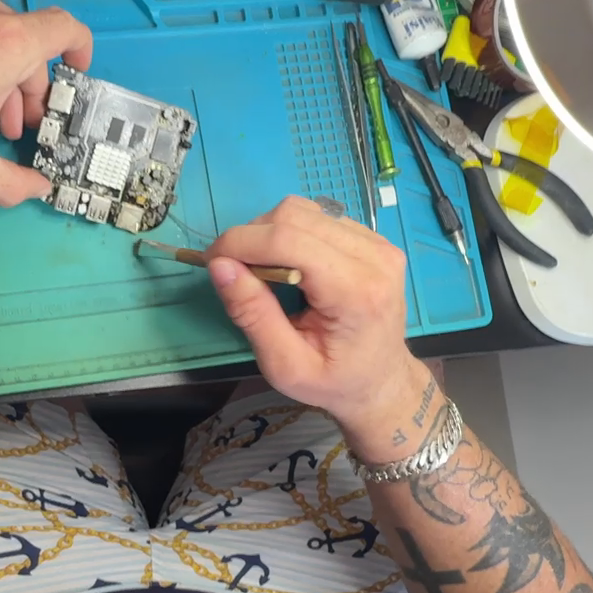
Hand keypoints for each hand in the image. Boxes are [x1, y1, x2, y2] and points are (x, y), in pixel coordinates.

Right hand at [205, 197, 434, 460]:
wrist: (380, 382)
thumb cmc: (332, 382)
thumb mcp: (284, 365)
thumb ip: (252, 314)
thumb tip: (219, 266)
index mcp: (354, 291)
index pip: (287, 240)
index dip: (240, 243)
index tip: (211, 262)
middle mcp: (373, 256)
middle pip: (293, 216)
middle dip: (250, 237)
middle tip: (233, 271)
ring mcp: (377, 243)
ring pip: (303, 210)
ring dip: (268, 233)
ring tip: (260, 270)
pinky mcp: (372, 239)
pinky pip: (317, 217)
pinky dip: (289, 234)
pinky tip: (287, 266)